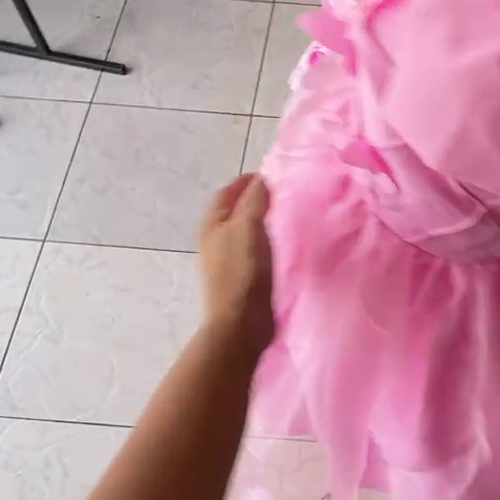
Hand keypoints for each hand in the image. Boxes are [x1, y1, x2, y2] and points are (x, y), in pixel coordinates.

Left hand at [198, 174, 273, 349]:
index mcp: (212, 224)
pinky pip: (254, 250)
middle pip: (235, 211)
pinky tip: (284, 246)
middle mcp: (215, 240)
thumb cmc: (242, 272)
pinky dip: (267, 242)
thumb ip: (255, 201)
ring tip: (287, 217)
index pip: (227, 192)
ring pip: (245, 231)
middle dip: (255, 199)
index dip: (247, 181)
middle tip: (284, 195)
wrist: (241, 323)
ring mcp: (227, 260)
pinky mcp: (241, 278)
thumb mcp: (248, 228)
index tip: (273, 176)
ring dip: (262, 221)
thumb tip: (262, 180)